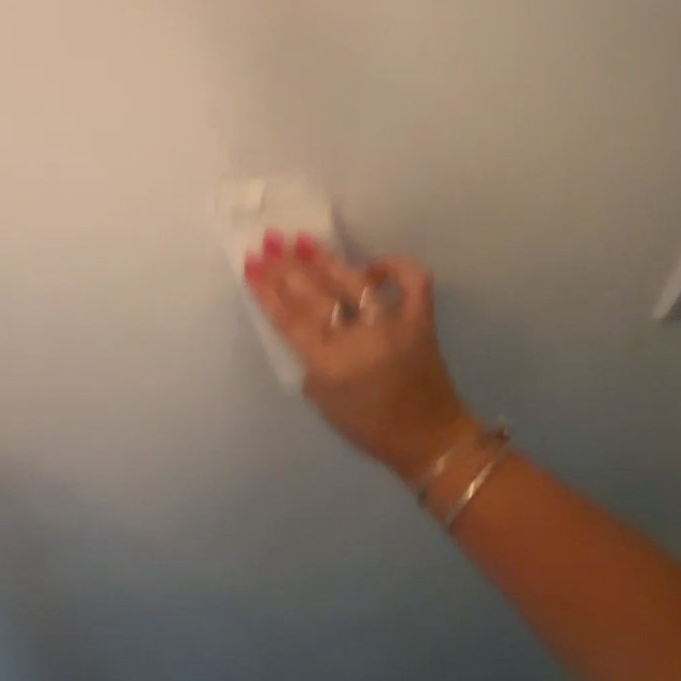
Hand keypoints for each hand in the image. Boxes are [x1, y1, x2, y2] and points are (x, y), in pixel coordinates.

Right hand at [245, 232, 478, 488]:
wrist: (429, 439)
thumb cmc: (366, 425)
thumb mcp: (321, 398)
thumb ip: (307, 356)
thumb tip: (297, 315)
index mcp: (330, 364)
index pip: (290, 319)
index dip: (267, 290)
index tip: (252, 264)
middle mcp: (360, 341)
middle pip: (315, 295)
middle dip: (288, 267)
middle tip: (271, 241)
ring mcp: (393, 327)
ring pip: (355, 283)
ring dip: (326, 261)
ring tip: (303, 241)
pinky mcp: (421, 322)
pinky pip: (413, 283)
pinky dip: (396, 268)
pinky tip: (374, 264)